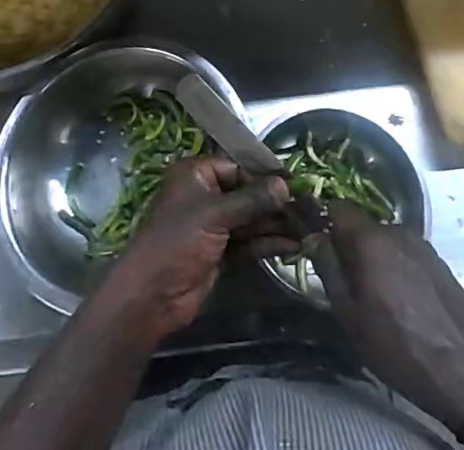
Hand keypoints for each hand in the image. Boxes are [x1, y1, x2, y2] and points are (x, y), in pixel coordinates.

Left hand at [101, 157, 292, 341]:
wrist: (153, 294)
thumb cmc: (178, 241)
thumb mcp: (215, 214)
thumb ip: (252, 199)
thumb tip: (285, 184)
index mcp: (195, 175)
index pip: (236, 168)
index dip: (264, 177)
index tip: (296, 183)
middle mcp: (204, 196)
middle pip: (247, 195)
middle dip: (276, 203)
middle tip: (310, 208)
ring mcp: (212, 226)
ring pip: (250, 220)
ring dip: (277, 225)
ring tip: (310, 227)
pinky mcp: (220, 252)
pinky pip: (249, 242)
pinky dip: (269, 243)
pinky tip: (295, 246)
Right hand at [308, 202, 463, 427]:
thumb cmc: (398, 345)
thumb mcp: (349, 314)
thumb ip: (328, 268)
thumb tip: (315, 238)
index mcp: (370, 239)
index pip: (336, 208)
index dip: (322, 222)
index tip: (316, 245)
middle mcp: (396, 230)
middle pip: (360, 223)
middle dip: (347, 243)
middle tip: (342, 277)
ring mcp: (421, 243)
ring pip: (382, 238)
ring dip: (371, 255)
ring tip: (372, 292)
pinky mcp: (438, 259)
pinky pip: (403, 250)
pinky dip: (393, 263)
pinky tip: (398, 296)